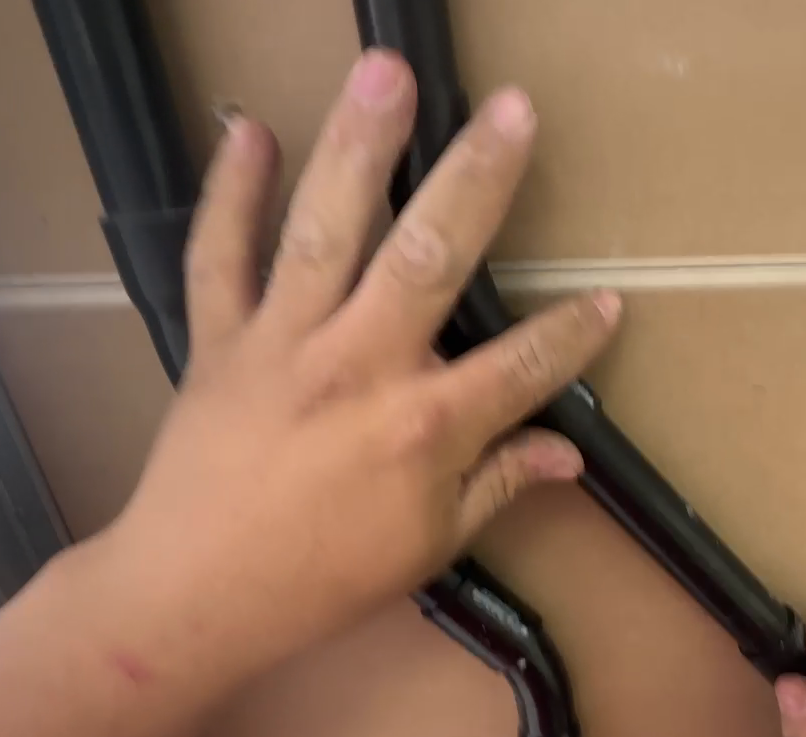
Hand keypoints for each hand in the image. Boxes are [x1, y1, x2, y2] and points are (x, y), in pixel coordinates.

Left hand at [85, 51, 619, 682]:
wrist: (197, 594)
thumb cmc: (329, 578)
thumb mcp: (433, 541)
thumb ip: (502, 483)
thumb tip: (570, 455)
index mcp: (426, 428)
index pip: (523, 367)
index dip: (573, 336)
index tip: (609, 302)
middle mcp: (362, 367)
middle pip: (433, 259)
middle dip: (480, 181)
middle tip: (514, 112)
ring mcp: (284, 344)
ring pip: (328, 231)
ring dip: (360, 147)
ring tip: (386, 74)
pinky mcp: (219, 340)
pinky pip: (220, 255)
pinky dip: (231, 193)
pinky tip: (249, 131)